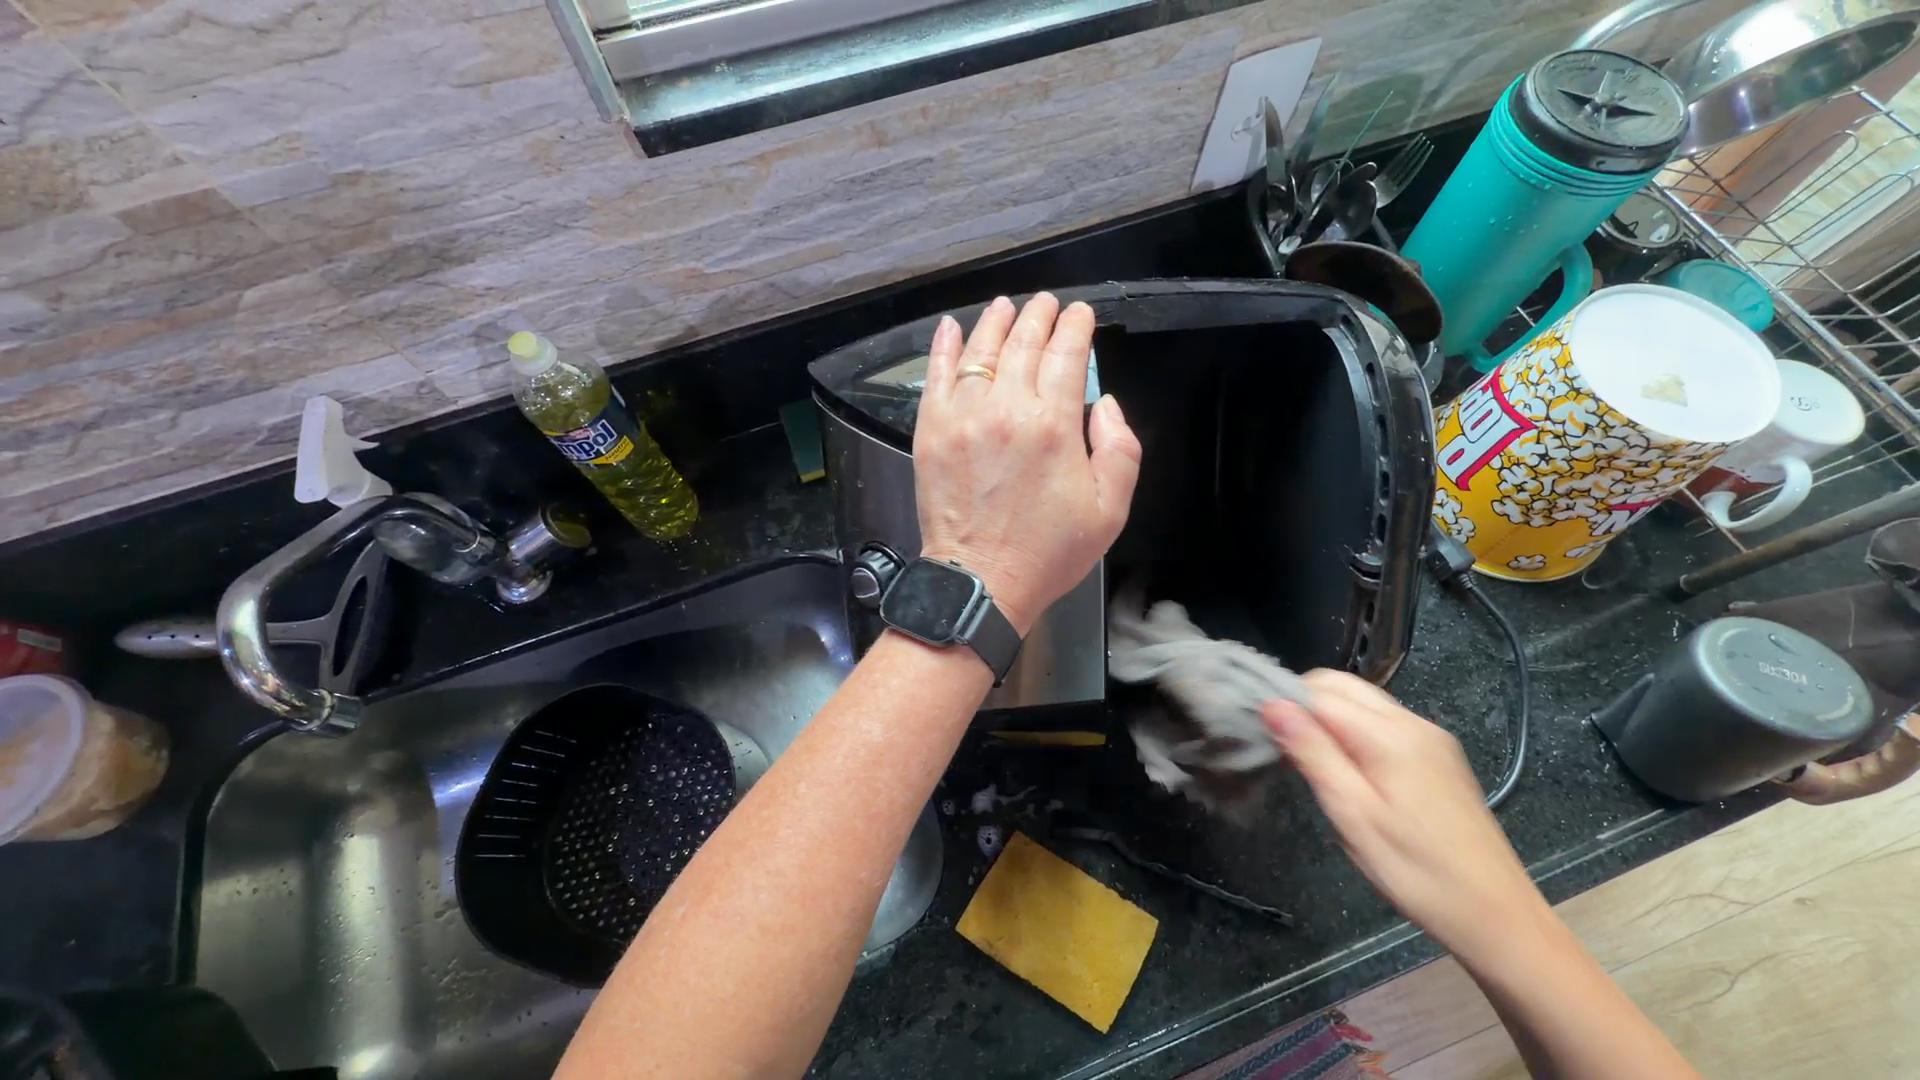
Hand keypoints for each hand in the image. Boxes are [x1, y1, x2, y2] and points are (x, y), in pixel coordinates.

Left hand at [913, 294, 1141, 634]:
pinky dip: (944, 347)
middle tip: (1047, 303)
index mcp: (1055, 425)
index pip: (1067, 355)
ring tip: (1006, 305)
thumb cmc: (1049, 551)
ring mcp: (963, 418)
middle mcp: (1007, 409)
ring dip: (996, 323)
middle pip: (1023, 345)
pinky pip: (935, 376)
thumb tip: (1107, 403)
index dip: (1076, 328)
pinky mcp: (931, 432)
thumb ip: (1119, 448)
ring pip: (980, 352)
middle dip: (1039, 317)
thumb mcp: (1110, 509)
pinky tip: (951, 328)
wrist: (980, 581)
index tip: (1081, 314)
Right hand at [1264, 671, 1549, 963]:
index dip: (1282, 703)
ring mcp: (1430, 738)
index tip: (1256, 731)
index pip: (1319, 691)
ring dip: (1326, 716)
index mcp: (1390, 735)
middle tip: (1279, 745)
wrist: (1497, 915)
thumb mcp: (1352, 816)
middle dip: (1302, 703)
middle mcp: (1413, 723)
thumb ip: (1313, 753)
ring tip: (1306, 759)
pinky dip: (1352, 730)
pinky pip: (1383, 722)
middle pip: (1342, 685)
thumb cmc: (1416, 872)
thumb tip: (1272, 705)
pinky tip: (1344, 768)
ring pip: (1362, 701)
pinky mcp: (1438, 756)